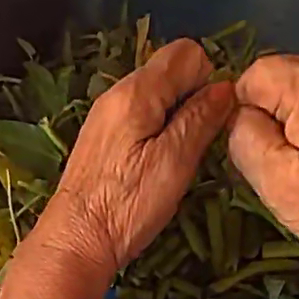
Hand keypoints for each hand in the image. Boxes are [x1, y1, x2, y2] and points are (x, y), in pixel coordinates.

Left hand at [23, 39, 234, 281]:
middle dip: (190, 102)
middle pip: (167, 75)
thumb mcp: (174, 162)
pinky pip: (135, 125)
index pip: (188, 53)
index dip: (208, 79)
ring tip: (170, 165)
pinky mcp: (97, 145)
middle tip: (192, 148)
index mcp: (135, 91)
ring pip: (152, 102)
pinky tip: (147, 173)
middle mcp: (114, 96)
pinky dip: (150, 139)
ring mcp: (101, 121)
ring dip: (171, 124)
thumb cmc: (125, 207)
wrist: (73, 245)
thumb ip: (201, 118)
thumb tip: (225, 88)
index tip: (210, 120)